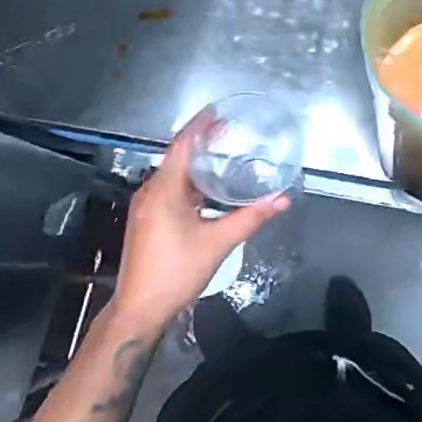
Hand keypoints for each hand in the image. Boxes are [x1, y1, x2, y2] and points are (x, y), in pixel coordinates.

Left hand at [114, 110, 290, 324]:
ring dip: (196, 164)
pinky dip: (190, 182)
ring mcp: (146, 207)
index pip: (182, 146)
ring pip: (173, 176)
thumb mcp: (218, 243)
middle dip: (202, 143)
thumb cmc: (176, 272)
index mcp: (164, 191)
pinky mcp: (147, 220)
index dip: (199, 126)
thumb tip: (282, 200)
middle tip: (229, 132)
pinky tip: (208, 188)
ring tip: (223, 155)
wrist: (140, 309)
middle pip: (177, 157)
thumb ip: (250, 217)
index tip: (218, 112)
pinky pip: (170, 190)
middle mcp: (150, 192)